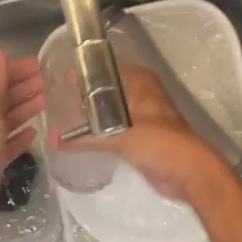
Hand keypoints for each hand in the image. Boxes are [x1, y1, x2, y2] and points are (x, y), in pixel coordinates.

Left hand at [0, 50, 43, 241]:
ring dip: (24, 109)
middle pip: (0, 98)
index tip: (41, 64)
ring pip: (5, 121)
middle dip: (22, 88)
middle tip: (50, 81)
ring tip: (47, 100)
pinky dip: (20, 138)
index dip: (14, 70)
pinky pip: (8, 145)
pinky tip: (34, 133)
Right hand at [63, 65, 228, 202]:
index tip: (58, 80)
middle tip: (56, 102)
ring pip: (110, 110)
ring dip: (91, 117)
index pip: (104, 69)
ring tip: (63, 120)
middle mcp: (140, 93)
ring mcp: (142, 116)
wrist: (187, 171)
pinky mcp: (141, 136)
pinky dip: (100, 133)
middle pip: (105, 91)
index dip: (83, 74)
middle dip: (83, 97)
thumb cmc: (157, 141)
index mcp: (139, 81)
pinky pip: (114, 129)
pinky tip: (81, 139)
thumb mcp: (118, 136)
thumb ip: (85, 138)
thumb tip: (54, 140)